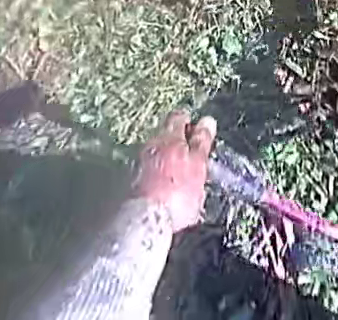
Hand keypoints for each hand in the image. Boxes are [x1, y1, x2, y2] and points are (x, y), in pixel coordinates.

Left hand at [134, 111, 215, 229]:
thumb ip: (201, 142)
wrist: (144, 220)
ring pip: (153, 152)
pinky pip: (144, 170)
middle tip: (186, 150)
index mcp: (169, 138)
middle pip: (163, 134)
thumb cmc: (176, 193)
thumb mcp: (197, 166)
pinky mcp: (129, 181)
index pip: (177, 118)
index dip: (187, 120)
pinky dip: (153, 174)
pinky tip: (159, 187)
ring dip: (163, 157)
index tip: (194, 126)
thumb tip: (208, 120)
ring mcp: (137, 162)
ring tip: (174, 173)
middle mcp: (150, 144)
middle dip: (174, 139)